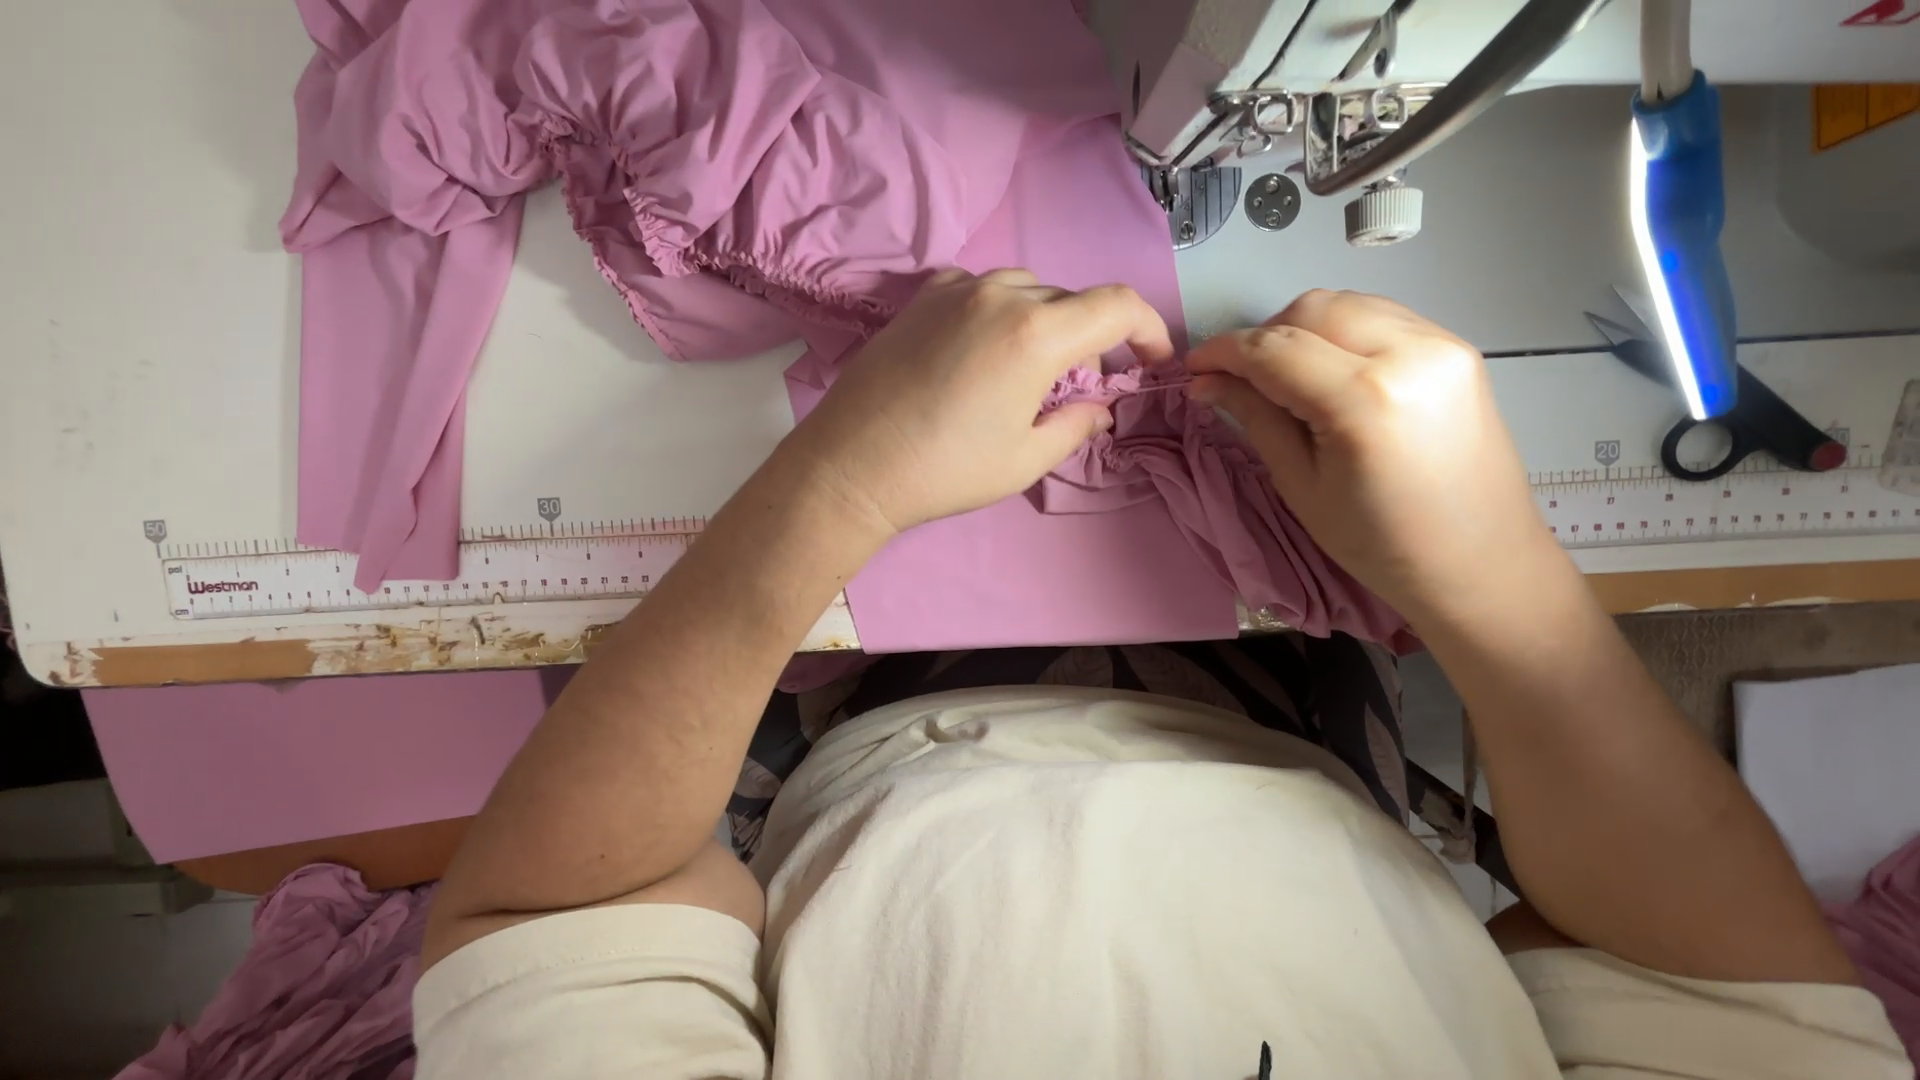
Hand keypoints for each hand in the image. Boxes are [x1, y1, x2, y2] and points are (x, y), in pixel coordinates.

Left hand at [784, 268, 1174, 534]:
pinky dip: (1002, 311)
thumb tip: (1100, 408)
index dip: (1150, 330)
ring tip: (1031, 373)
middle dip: (1092, 343)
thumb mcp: (1025, 460)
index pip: (1117, 306)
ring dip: (1047, 324)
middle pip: (1072, 301)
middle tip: (1080, 392)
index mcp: (1036, 334)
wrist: (852, 464)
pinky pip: (982, 288)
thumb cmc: (945, 470)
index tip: (1153, 362)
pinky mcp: (922, 297)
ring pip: (1028, 290)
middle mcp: (1000, 295)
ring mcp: (956, 289)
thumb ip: (1076, 426)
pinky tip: (985, 349)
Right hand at [1187, 290, 1558, 626]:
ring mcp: (1441, 345)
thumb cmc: (1379, 542)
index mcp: (1365, 399)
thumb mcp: (1301, 486)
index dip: (1224, 352)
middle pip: (1310, 310)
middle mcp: (1409, 354)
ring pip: (1346, 304)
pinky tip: (1330, 372)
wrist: (1479, 561)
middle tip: (1239, 379)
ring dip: (1301, 328)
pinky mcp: (1456, 349)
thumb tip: (1207, 382)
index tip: (1193, 368)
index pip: (1276, 349)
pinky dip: (1341, 331)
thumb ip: (1256, 418)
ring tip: (1283, 376)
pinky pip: (1381, 317)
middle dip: (1262, 336)